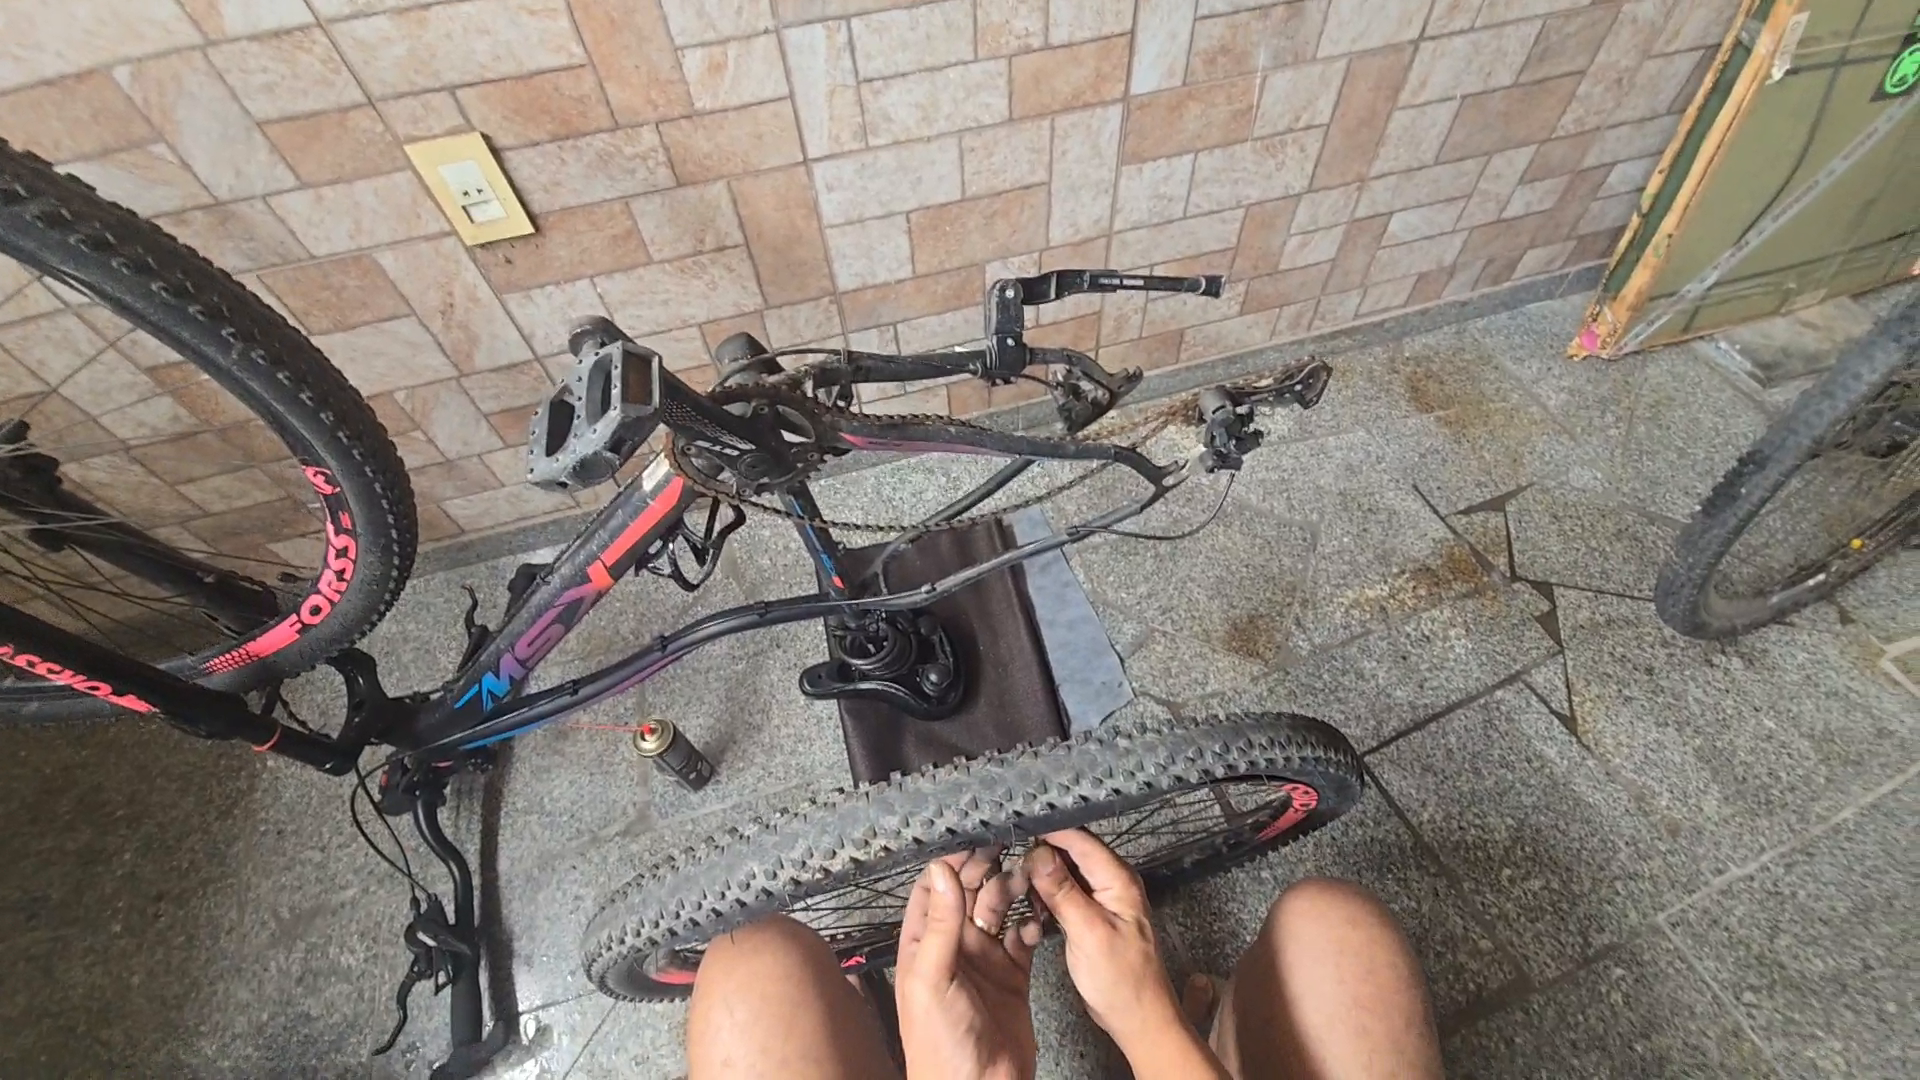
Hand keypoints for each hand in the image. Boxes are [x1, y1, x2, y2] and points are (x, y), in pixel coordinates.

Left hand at [896, 849, 1043, 1079]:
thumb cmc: (940, 1047)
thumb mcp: (932, 980)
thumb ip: (939, 926)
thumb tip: (942, 870)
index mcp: (924, 945)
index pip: (932, 889)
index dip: (950, 863)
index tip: (972, 842)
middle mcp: (953, 946)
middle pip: (967, 893)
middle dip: (984, 868)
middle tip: (1005, 847)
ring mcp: (983, 960)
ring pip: (997, 909)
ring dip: (1011, 890)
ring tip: (1026, 876)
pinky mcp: (1012, 975)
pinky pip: (1022, 936)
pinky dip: (1031, 922)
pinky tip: (1037, 916)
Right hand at [1023, 831, 1196, 1062]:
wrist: (1138, 1022)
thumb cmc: (1122, 980)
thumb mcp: (1088, 932)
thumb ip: (1062, 890)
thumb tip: (1038, 853)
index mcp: (1117, 877)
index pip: (1079, 838)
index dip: (1048, 831)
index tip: (1017, 828)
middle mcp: (1109, 880)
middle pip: (1069, 850)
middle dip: (1040, 853)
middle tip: (1012, 862)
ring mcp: (1099, 897)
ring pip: (1063, 870)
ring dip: (1041, 875)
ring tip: (1018, 884)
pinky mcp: (1089, 913)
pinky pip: (1063, 891)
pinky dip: (1047, 894)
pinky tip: (1032, 903)